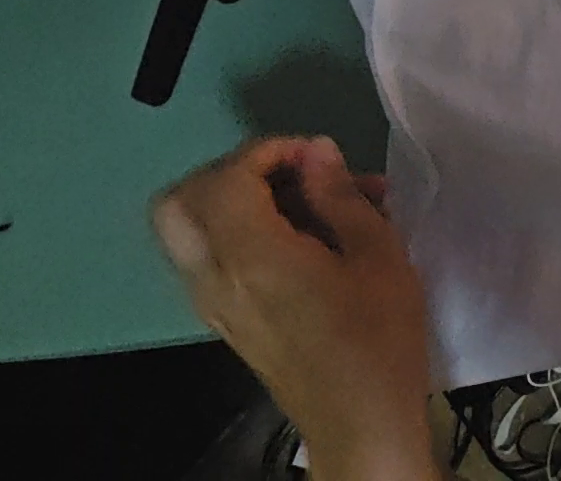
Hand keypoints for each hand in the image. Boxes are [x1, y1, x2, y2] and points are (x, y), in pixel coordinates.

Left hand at [152, 137, 440, 480]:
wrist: (358, 408)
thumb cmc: (379, 325)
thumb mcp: (378, 252)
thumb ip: (340, 198)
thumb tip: (316, 152)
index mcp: (253, 258)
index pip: (226, 181)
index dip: (270, 151)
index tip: (322, 152)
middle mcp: (213, 276)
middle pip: (182, 201)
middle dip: (240, 170)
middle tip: (304, 170)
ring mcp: (212, 298)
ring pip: (192, 226)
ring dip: (247, 196)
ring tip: (328, 200)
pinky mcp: (225, 312)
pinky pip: (213, 251)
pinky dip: (248, 225)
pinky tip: (315, 233)